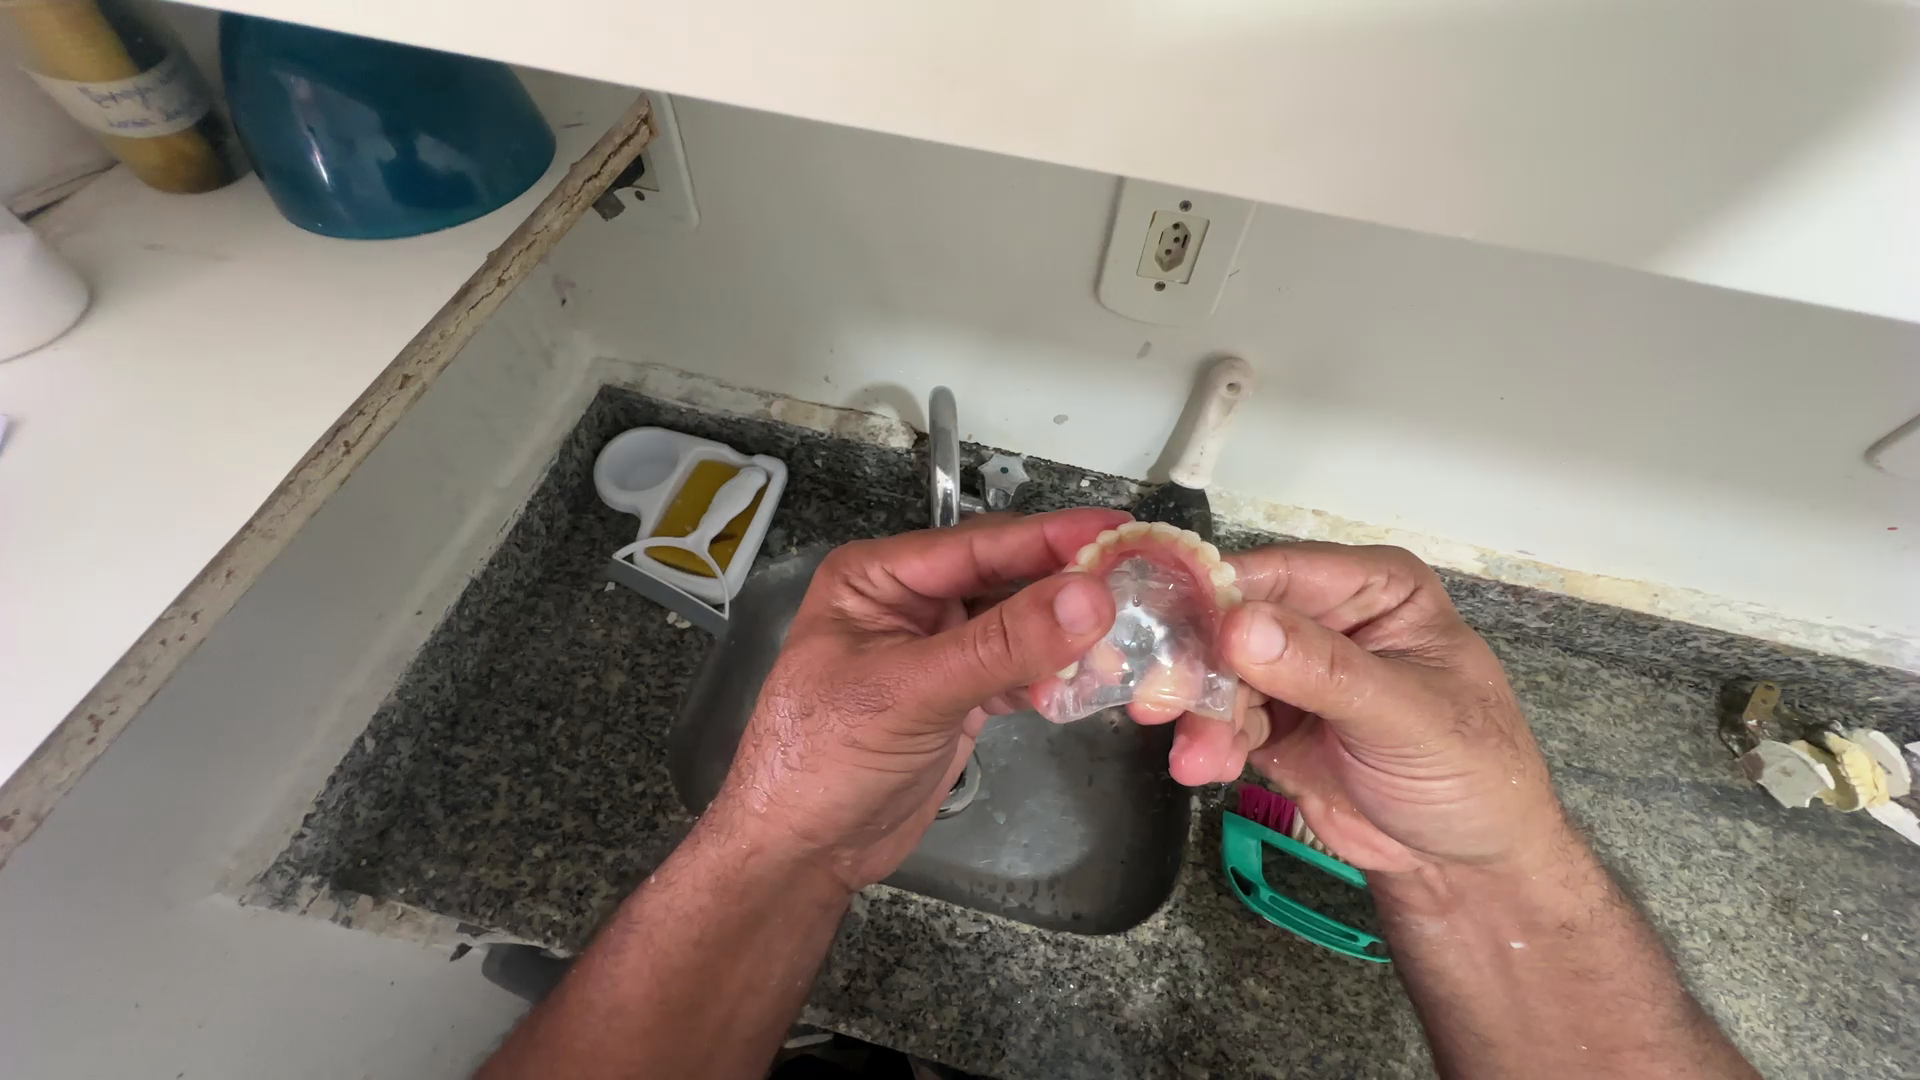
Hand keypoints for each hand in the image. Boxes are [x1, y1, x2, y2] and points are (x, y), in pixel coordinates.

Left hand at [711, 509, 1126, 891]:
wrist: (805, 853)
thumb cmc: (827, 759)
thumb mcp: (913, 691)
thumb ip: (1003, 645)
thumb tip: (1090, 595)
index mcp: (880, 576)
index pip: (978, 545)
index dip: (1050, 537)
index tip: (1118, 528)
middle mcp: (911, 600)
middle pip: (1005, 580)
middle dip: (1066, 588)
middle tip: (1138, 586)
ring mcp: (938, 647)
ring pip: (1017, 625)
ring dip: (1064, 636)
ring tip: (1124, 642)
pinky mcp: (959, 691)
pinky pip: (1017, 669)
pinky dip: (1049, 677)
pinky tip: (1084, 684)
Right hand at [1189, 542, 1565, 873]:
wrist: (1463, 870)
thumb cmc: (1471, 775)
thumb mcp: (1408, 717)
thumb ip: (1325, 671)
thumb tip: (1239, 626)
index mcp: (1370, 589)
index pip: (1280, 572)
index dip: (1221, 594)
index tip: (1173, 628)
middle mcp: (1321, 616)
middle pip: (1233, 619)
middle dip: (1199, 664)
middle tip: (1159, 700)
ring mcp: (1288, 667)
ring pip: (1217, 671)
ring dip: (1200, 713)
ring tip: (1197, 759)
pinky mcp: (1266, 716)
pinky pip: (1219, 715)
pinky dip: (1207, 741)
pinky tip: (1207, 768)